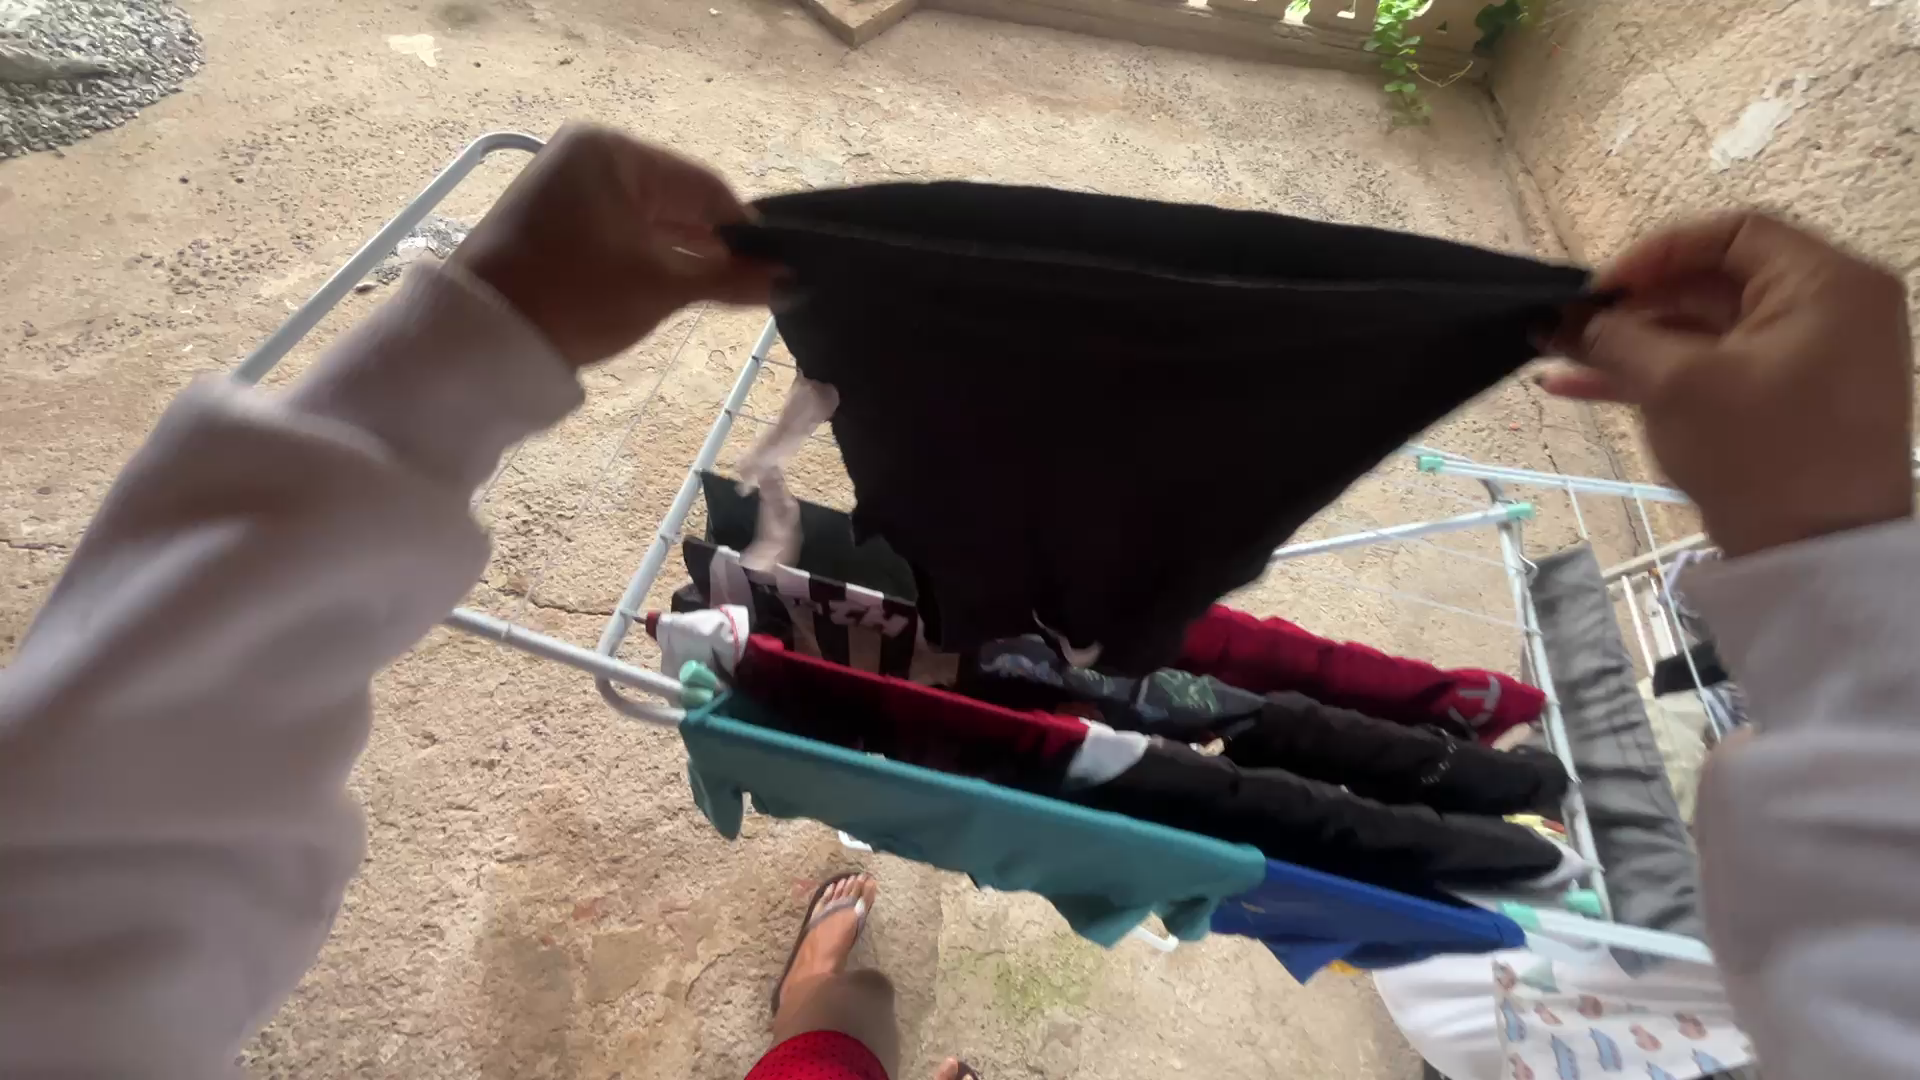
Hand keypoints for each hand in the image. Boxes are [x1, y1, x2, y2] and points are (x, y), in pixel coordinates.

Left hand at [449, 122, 773, 367]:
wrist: (487, 337)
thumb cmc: (578, 296)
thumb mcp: (662, 287)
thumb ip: (730, 279)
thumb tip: (790, 280)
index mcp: (615, 154)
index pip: (704, 186)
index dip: (745, 230)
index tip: (778, 269)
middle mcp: (594, 160)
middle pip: (682, 204)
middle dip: (719, 247)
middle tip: (759, 287)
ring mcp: (577, 192)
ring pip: (659, 224)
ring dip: (693, 260)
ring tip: (730, 295)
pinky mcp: (567, 225)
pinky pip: (633, 237)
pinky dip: (661, 262)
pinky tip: (689, 290)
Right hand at [1540, 211, 1913, 556]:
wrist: (1810, 538)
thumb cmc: (1759, 447)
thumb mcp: (1677, 383)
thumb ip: (1616, 340)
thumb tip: (1563, 318)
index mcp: (1821, 286)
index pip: (1733, 233)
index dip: (1656, 252)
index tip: (1596, 290)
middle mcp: (1815, 308)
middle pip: (1705, 282)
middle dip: (1626, 304)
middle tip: (1562, 325)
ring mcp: (1788, 355)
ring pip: (1688, 329)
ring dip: (1618, 341)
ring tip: (1551, 353)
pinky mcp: (1760, 394)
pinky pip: (1690, 366)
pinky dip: (1635, 371)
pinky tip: (1570, 384)